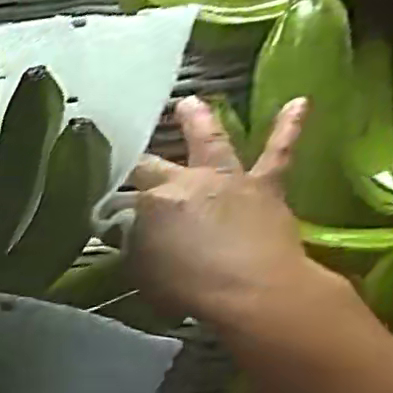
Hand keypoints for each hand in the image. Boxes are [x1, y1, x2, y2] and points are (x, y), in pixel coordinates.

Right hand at [125, 95, 339, 326]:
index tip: (94, 203)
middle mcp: (186, 182)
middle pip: (153, 166)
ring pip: (210, 142)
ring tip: (190, 102)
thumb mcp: (140, 267)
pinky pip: (279, 152)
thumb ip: (133, 242)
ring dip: (198, 121)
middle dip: (136, 162)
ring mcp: (227, 180)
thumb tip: (125, 228)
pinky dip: (289, 126)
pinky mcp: (265, 186)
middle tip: (122, 149)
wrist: (253, 290)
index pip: (118, 195)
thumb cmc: (185, 285)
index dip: (106, 199)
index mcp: (151, 202)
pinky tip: (298, 103)